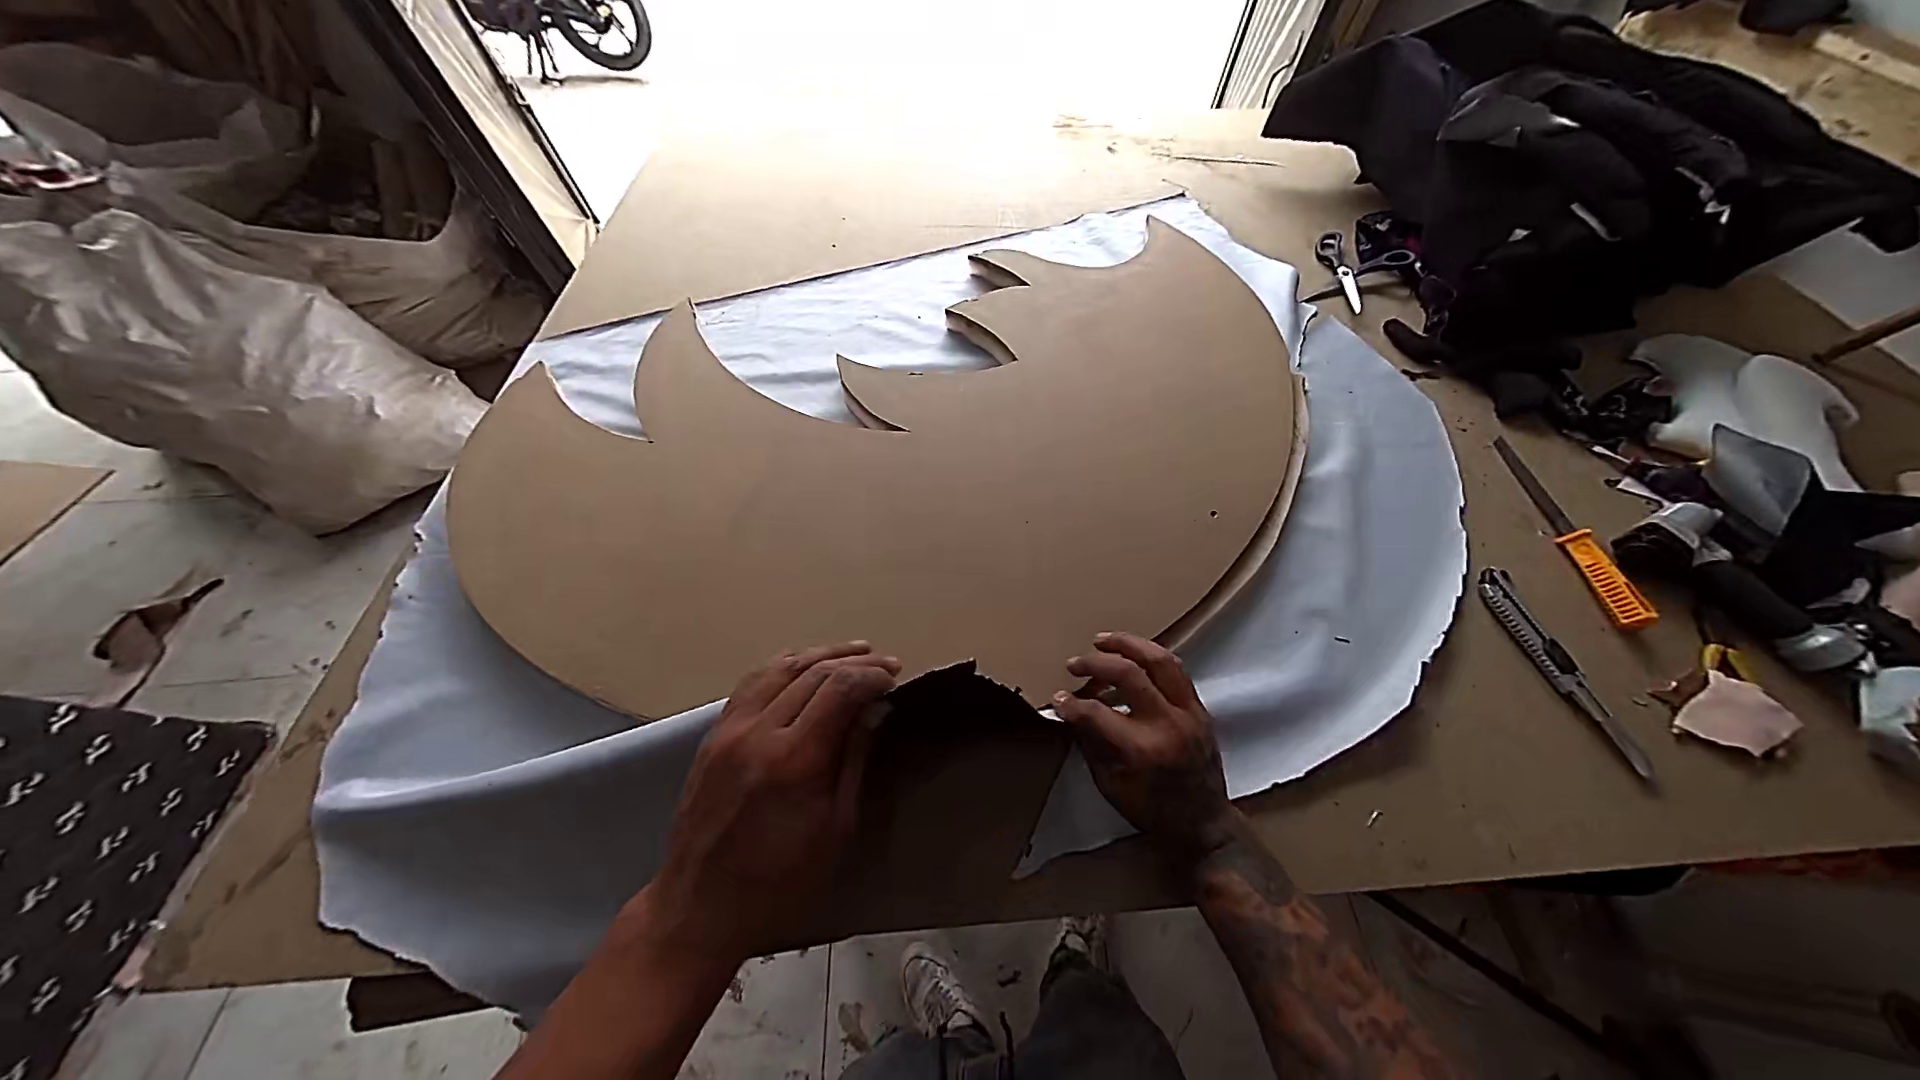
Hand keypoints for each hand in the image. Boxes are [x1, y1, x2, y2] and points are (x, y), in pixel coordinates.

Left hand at [634, 642, 899, 962]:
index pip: (840, 689)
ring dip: (821, 654)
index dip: (873, 676)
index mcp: (793, 760)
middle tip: (886, 665)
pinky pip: (751, 683)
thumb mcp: (836, 828)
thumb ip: (853, 761)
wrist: (698, 909)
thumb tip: (873, 711)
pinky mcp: (713, 736)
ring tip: (854, 652)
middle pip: (813, 672)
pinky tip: (803, 665)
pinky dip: (784, 666)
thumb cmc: (780, 883)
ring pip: (780, 668)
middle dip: (855, 662)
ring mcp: (729, 730)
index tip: (895, 678)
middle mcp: (758, 732)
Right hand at [1052, 632, 1234, 858]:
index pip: (1097, 713)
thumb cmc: (1151, 810)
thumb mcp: (1110, 784)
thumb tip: (1070, 713)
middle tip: (1074, 665)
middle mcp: (1168, 725)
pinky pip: (1176, 671)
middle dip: (1095, 664)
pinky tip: (1133, 655)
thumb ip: (1090, 743)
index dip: (1071, 704)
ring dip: (1127, 644)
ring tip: (1102, 641)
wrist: (1204, 824)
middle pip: (1129, 673)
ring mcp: (1189, 713)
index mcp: (1142, 750)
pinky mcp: (1200, 709)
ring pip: (1160, 660)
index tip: (1057, 699)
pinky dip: (1151, 657)